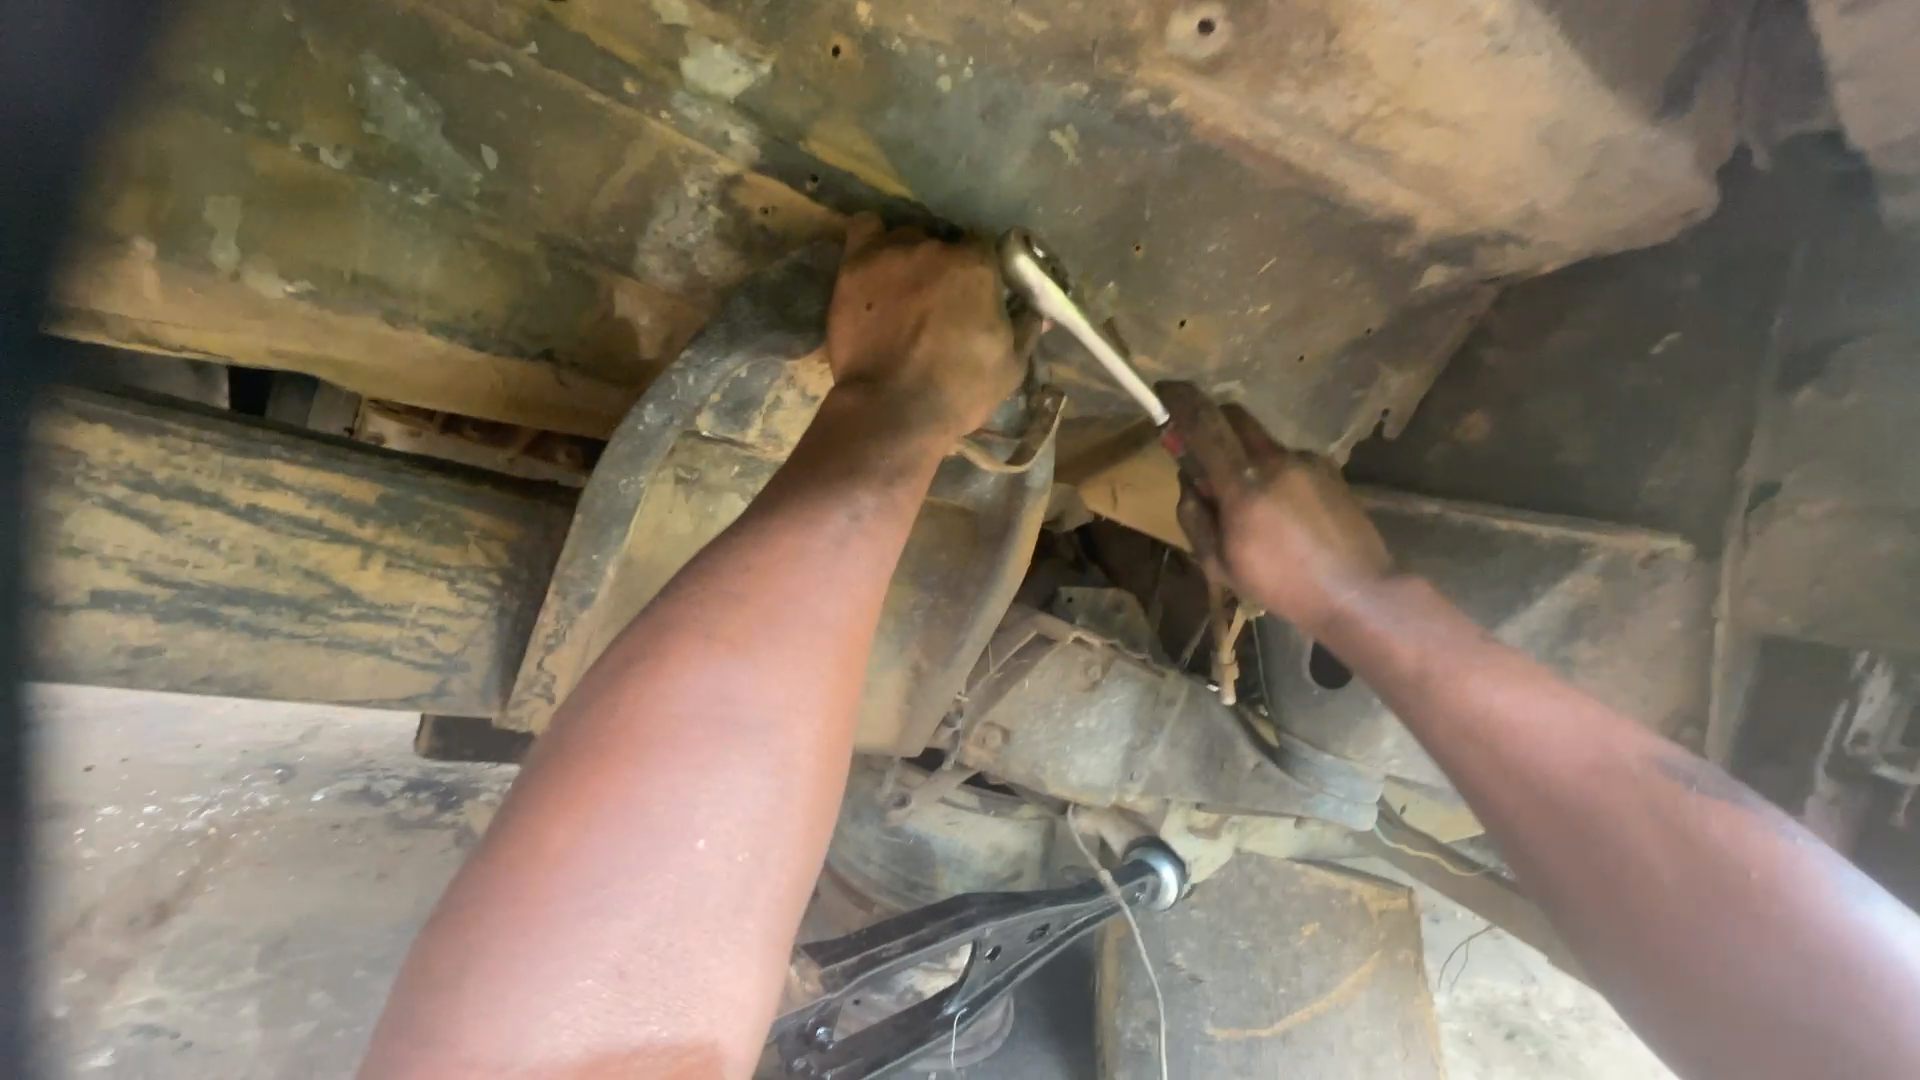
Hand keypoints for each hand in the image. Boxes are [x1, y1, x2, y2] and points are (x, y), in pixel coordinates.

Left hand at [825, 213, 1022, 442]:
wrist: (892, 411)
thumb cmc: (959, 393)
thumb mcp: (1010, 367)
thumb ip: (1025, 329)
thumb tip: (1038, 311)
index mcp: (978, 266)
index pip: (985, 246)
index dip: (982, 270)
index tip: (977, 294)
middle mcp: (935, 246)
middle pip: (944, 241)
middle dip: (945, 266)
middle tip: (939, 301)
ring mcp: (891, 252)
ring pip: (906, 237)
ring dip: (909, 256)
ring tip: (904, 289)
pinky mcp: (854, 266)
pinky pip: (864, 229)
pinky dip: (872, 241)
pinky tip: (876, 266)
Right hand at [1160, 381, 1392, 637]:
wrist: (1357, 592)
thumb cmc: (1280, 585)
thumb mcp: (1219, 563)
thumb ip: (1195, 517)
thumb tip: (1189, 483)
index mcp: (1243, 485)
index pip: (1205, 426)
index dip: (1180, 403)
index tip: (1164, 392)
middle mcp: (1275, 461)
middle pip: (1234, 417)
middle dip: (1211, 425)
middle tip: (1203, 459)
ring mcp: (1306, 461)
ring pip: (1260, 444)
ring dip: (1243, 460)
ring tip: (1253, 510)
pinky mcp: (1329, 469)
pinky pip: (1287, 461)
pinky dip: (1273, 476)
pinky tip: (1284, 515)